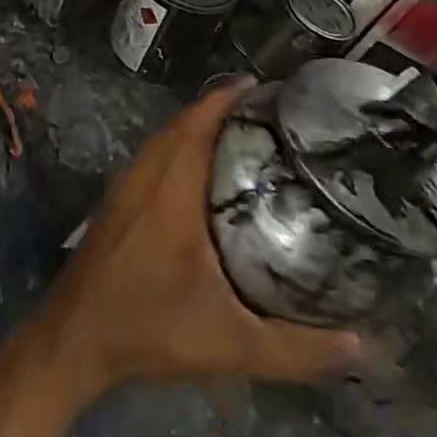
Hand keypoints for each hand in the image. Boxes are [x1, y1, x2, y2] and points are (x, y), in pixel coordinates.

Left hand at [0, 79, 360, 436]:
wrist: (76, 336)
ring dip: (195, 132)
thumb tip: (360, 346)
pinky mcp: (114, 205)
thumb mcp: (232, 344)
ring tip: (243, 140)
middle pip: (179, 126)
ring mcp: (123, 189)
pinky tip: (202, 181)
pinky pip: (150, 162)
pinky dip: (176, 153)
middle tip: (267, 116)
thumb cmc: (149, 327)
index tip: (262, 87)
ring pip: (161, 143)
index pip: (194, 124)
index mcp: (168, 190)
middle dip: (218, 112)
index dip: (225, 98)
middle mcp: (142, 177)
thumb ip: (299, 349)